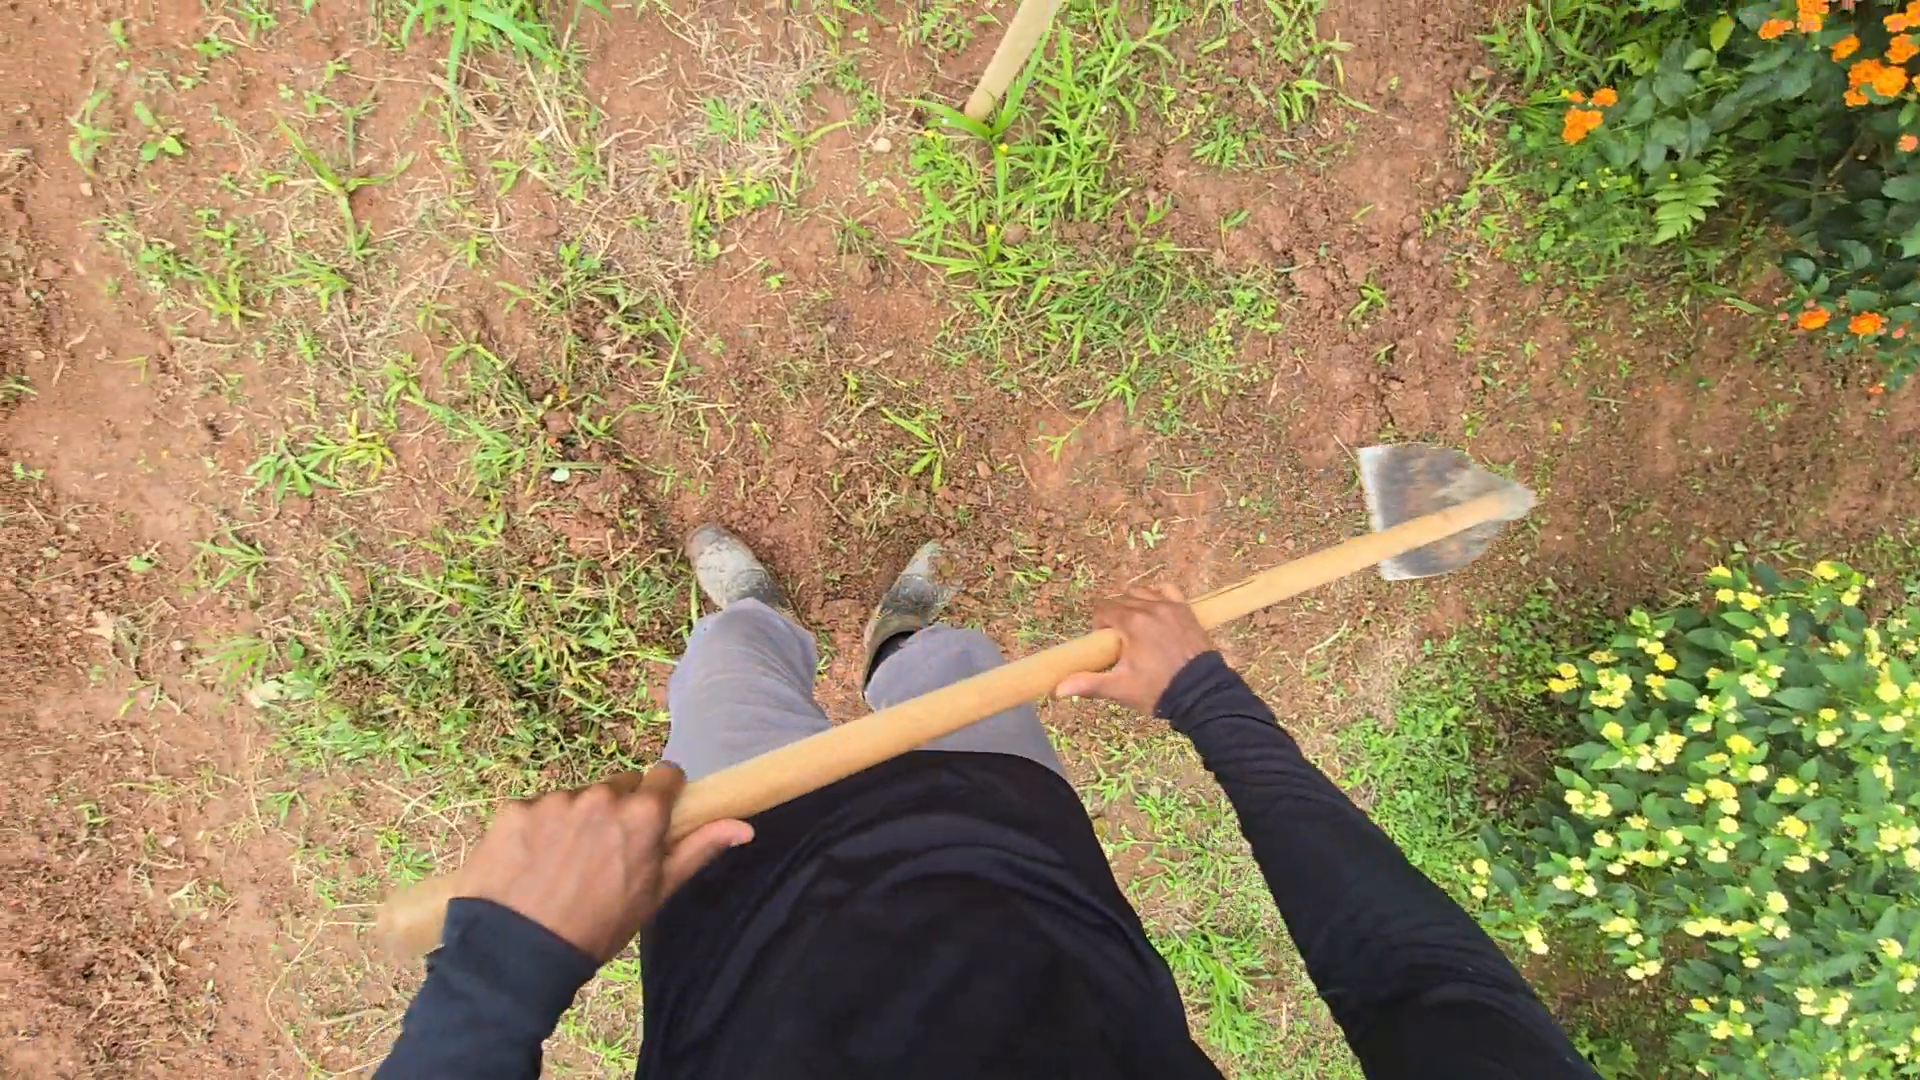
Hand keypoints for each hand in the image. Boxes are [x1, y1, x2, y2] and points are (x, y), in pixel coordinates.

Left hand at [457, 763, 751, 961]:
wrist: (512, 960)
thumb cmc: (598, 926)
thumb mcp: (655, 892)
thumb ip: (698, 849)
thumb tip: (746, 828)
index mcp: (643, 812)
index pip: (666, 774)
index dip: (662, 795)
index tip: (652, 819)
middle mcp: (602, 794)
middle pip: (620, 786)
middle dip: (617, 809)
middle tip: (603, 851)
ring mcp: (555, 800)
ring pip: (577, 798)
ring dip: (576, 819)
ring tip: (560, 863)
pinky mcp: (514, 809)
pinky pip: (534, 809)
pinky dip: (534, 830)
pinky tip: (527, 864)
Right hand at [1055, 584, 1212, 714]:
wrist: (1202, 693)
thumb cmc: (1158, 690)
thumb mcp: (1120, 688)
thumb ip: (1089, 684)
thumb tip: (1058, 689)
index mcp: (1131, 623)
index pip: (1104, 609)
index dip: (1099, 624)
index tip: (1104, 643)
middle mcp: (1150, 607)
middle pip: (1121, 600)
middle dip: (1115, 616)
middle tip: (1119, 640)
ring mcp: (1170, 606)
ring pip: (1142, 592)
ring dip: (1133, 604)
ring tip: (1135, 626)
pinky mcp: (1185, 610)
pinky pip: (1167, 590)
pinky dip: (1157, 594)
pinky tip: (1155, 608)